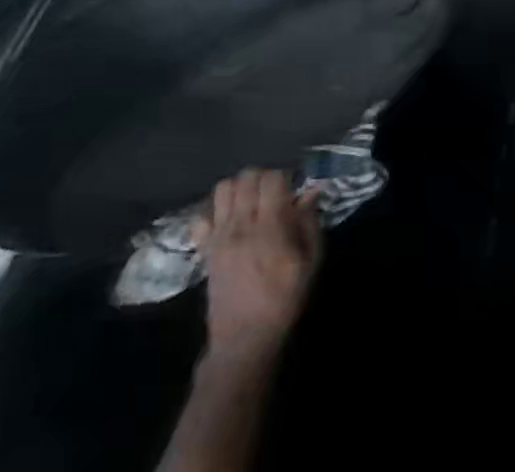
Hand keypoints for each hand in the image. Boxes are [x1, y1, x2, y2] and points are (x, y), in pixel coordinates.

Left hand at [197, 169, 321, 359]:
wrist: (244, 338)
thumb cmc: (283, 302)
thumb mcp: (309, 266)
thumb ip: (310, 225)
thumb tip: (311, 193)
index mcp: (269, 229)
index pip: (272, 180)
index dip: (284, 177)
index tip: (292, 190)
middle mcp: (240, 224)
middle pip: (247, 177)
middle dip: (263, 178)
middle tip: (274, 194)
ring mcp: (219, 234)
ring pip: (224, 188)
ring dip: (240, 188)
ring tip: (252, 202)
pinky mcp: (205, 246)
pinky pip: (203, 214)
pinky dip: (216, 210)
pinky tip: (229, 221)